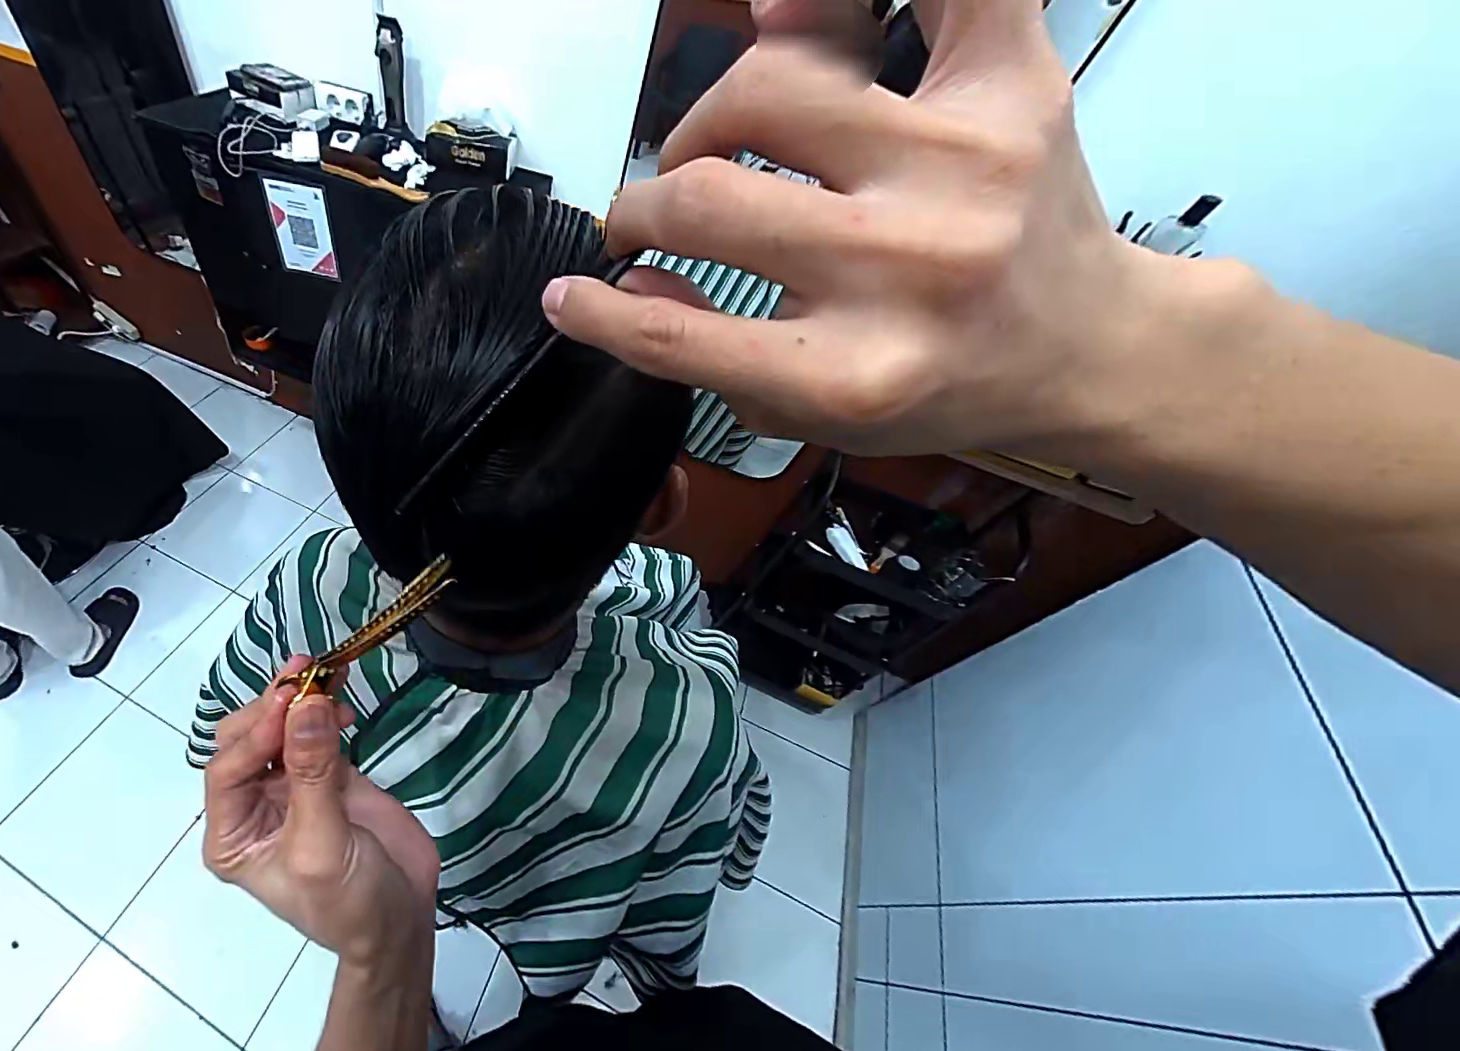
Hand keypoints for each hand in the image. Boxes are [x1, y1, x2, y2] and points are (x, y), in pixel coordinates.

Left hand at [202, 658, 439, 964]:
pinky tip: (343, 701)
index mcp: (233, 833)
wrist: (401, 918)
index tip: (292, 701)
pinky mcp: (330, 772)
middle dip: (273, 706)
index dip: (256, 732)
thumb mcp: (322, 844)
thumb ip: (312, 773)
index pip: (228, 769)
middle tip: (307, 677)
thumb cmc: (349, 901)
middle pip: (248, 738)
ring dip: (299, 698)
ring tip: (326, 674)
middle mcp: (255, 803)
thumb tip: (307, 703)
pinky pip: (318, 730)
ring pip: (282, 726)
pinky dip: (327, 708)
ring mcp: (294, 783)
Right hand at [546, 0, 1207, 461]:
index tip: (564, 296)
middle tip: (635, 217)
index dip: (598, 313)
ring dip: (706, 121)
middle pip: (708, 201)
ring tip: (707, 149)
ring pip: (774, 91)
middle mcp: (900, 267)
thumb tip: (641, 278)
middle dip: (640, 207)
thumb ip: (713, 366)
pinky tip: (787, 0)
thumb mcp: (809, 419)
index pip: (677, 335)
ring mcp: (962, 164)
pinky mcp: (1016, 87)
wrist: (1077, 350)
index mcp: (845, 372)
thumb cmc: (934, 394)